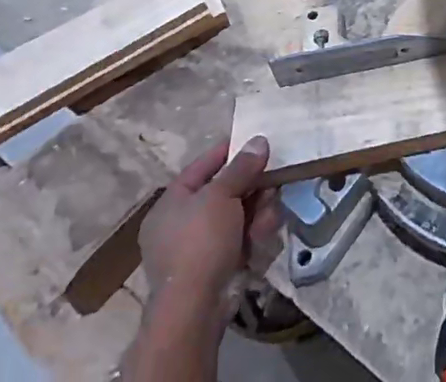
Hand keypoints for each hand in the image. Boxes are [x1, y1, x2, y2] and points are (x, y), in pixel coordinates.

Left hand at [139, 135, 280, 303]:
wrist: (195, 305)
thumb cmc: (200, 241)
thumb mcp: (221, 195)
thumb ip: (241, 167)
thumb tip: (258, 140)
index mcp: (171, 203)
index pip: (202, 166)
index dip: (228, 151)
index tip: (255, 140)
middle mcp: (180, 223)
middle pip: (224, 190)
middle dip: (251, 185)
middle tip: (274, 177)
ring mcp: (197, 246)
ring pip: (236, 214)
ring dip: (257, 210)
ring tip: (269, 213)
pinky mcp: (214, 264)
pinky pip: (239, 236)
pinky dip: (253, 232)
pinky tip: (263, 233)